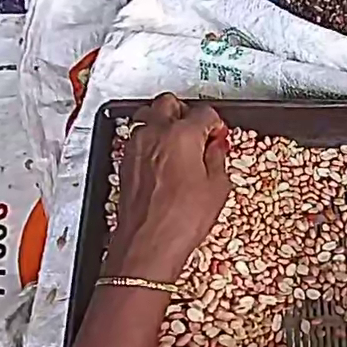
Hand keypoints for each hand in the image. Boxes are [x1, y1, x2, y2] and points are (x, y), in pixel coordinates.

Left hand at [106, 93, 230, 282]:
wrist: (148, 243)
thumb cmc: (181, 219)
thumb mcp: (217, 187)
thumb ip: (218, 157)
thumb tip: (217, 147)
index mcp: (182, 134)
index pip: (204, 113)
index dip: (217, 124)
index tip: (220, 136)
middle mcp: (154, 133)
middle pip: (170, 103)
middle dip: (187, 112)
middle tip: (201, 131)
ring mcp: (136, 146)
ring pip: (149, 116)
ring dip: (166, 122)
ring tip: (182, 142)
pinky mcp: (125, 161)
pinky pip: (139, 137)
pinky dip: (153, 139)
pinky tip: (166, 158)